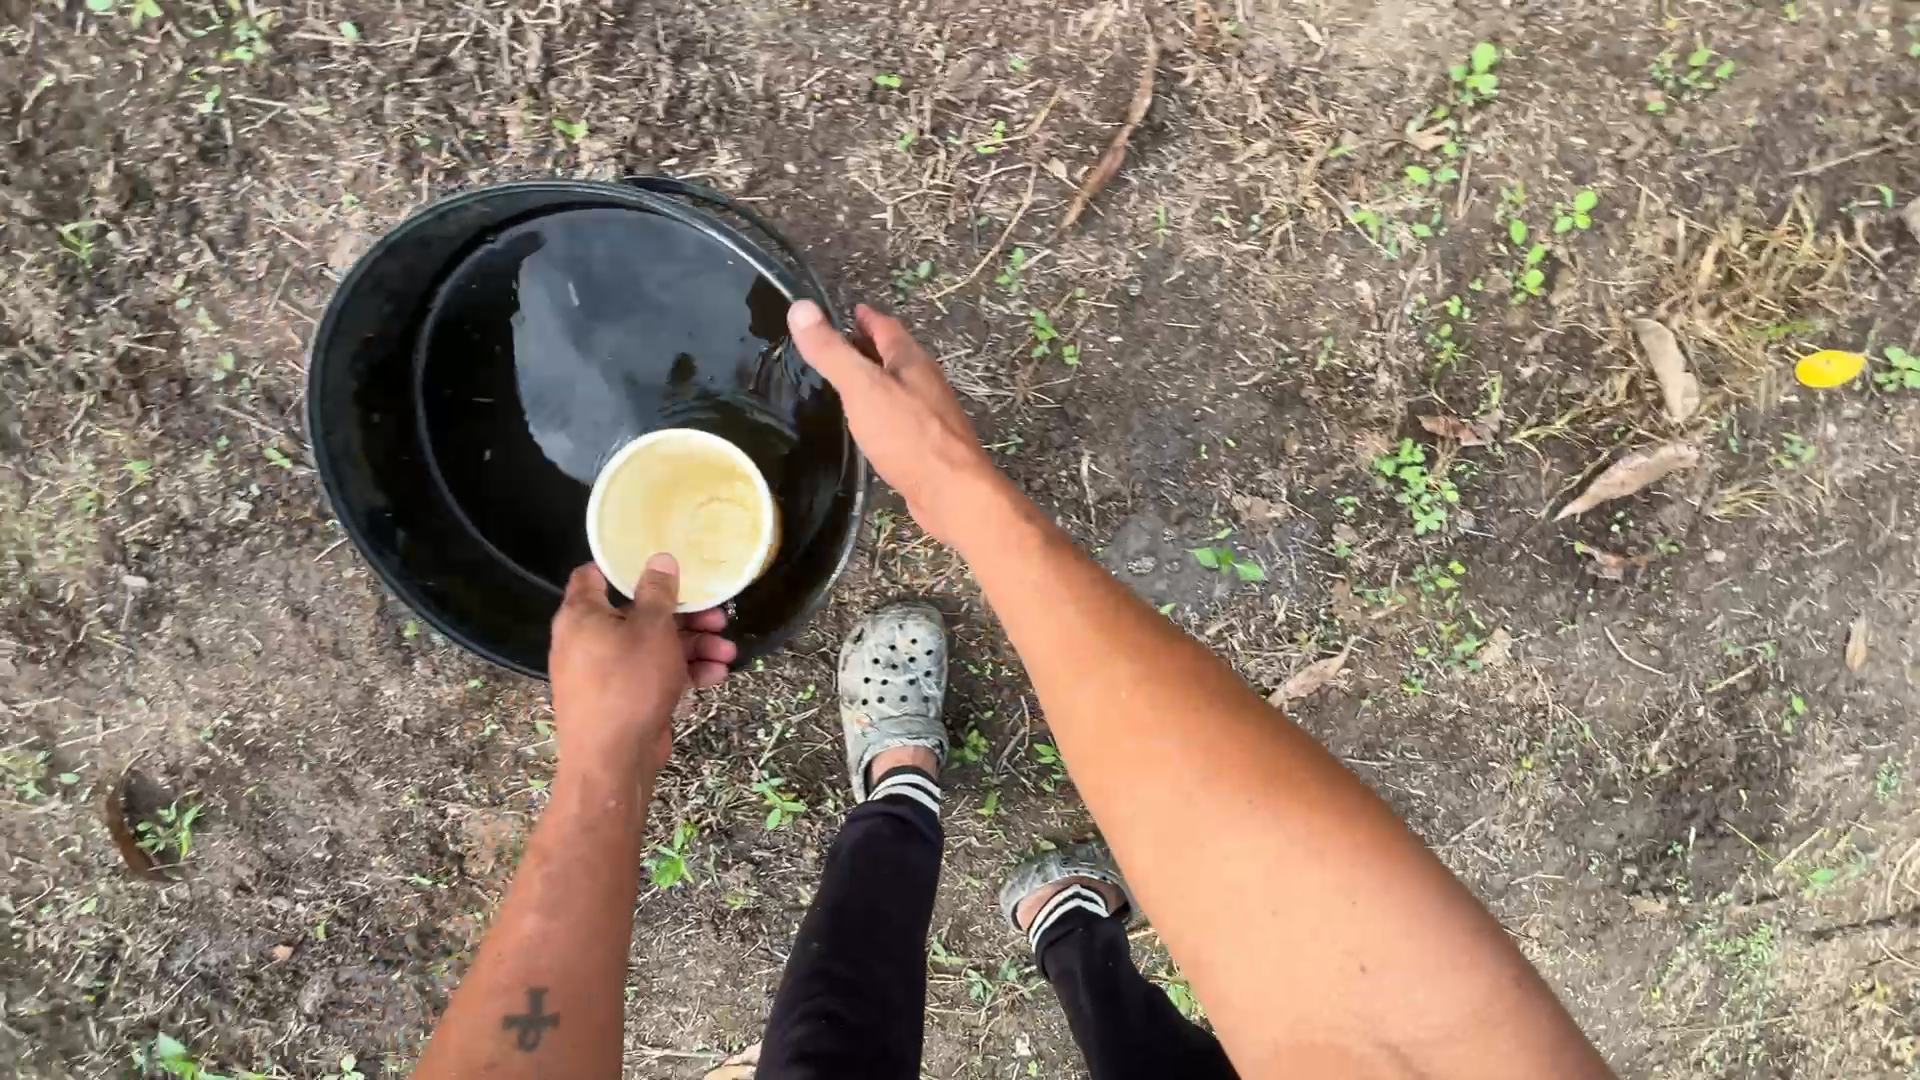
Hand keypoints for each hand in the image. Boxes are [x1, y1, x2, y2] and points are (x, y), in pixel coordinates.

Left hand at [548, 555, 737, 780]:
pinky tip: (715, 676)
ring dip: (693, 646)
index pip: (594, 576)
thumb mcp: (651, 628)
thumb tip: (659, 558)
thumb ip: (658, 592)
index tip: (662, 564)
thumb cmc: (628, 682)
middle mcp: (590, 640)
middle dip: (684, 615)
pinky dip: (683, 671)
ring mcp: (608, 671)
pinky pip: (655, 673)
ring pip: (654, 646)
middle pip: (640, 613)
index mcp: (583, 616)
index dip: (625, 566)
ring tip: (726, 652)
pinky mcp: (625, 696)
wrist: (613, 760)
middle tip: (717, 616)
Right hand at [787, 300, 1006, 546]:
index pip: (887, 328)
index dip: (866, 318)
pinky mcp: (927, 446)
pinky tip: (868, 427)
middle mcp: (925, 384)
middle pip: (894, 357)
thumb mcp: (863, 388)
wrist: (953, 492)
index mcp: (911, 362)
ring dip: (875, 382)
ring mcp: (930, 416)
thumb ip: (833, 352)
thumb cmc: (909, 436)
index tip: (848, 312)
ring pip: (898, 389)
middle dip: (869, 348)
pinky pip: (900, 419)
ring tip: (847, 384)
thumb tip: (801, 308)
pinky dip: (881, 414)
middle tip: (839, 347)